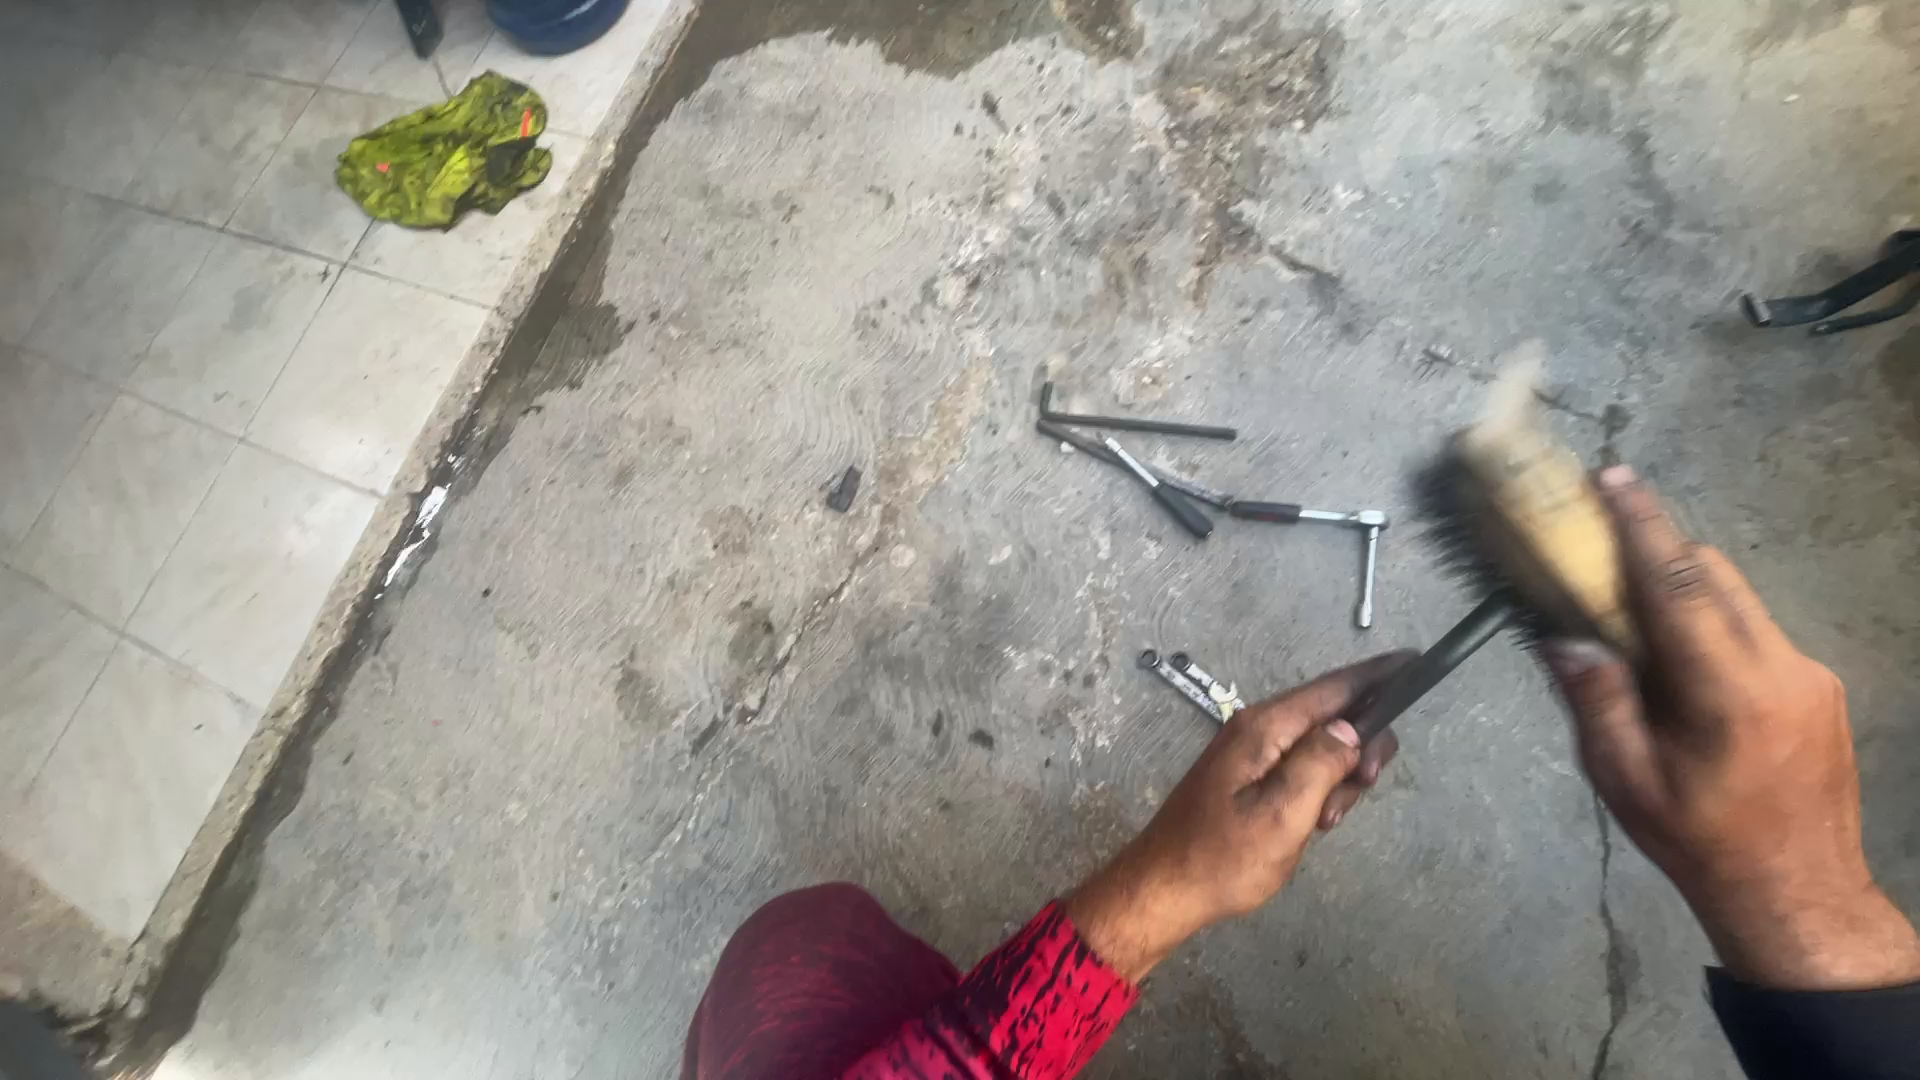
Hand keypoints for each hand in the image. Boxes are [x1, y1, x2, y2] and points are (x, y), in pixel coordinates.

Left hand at [1064, 654, 1409, 981]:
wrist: (1167, 884)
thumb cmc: (1224, 856)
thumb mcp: (1282, 814)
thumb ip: (1320, 765)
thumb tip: (1350, 727)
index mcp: (1264, 728)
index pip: (1332, 688)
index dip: (1377, 675)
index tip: (1415, 660)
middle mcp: (1257, 728)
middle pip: (1331, 716)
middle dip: (1358, 752)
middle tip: (1354, 794)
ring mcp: (1251, 750)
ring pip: (1320, 746)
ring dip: (1337, 781)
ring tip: (1320, 822)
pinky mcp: (1249, 773)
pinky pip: (1301, 768)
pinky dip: (1316, 792)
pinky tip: (1309, 822)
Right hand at [1545, 465, 1919, 990]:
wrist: (1797, 891)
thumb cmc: (1694, 834)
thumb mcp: (1621, 771)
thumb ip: (1595, 696)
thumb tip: (1563, 634)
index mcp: (1730, 691)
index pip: (1683, 587)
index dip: (1644, 528)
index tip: (1614, 481)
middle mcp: (1782, 669)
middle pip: (1717, 577)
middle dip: (1656, 546)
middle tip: (1596, 539)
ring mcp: (1809, 676)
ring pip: (1736, 599)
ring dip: (1677, 585)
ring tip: (1620, 603)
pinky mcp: (1814, 688)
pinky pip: (1748, 629)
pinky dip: (1700, 619)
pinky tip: (1666, 655)